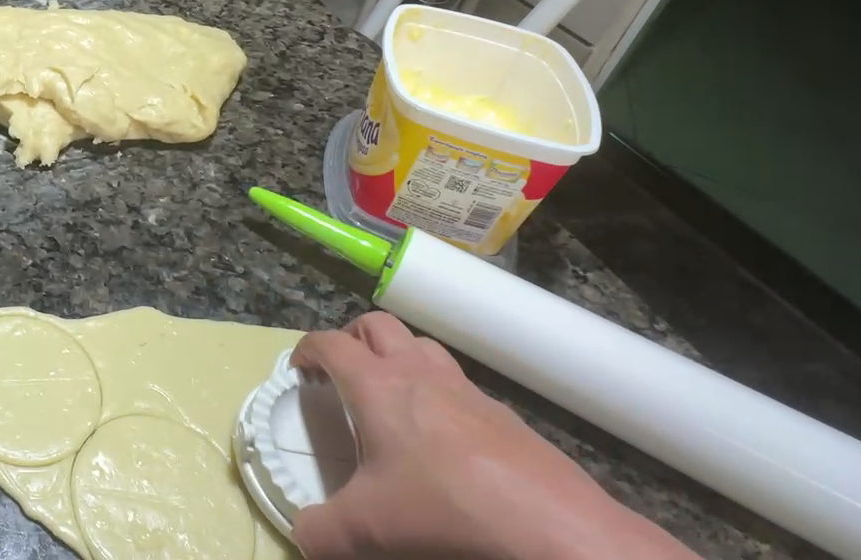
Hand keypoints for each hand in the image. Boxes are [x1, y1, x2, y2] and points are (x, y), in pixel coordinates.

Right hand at [289, 312, 695, 559]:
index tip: (300, 373)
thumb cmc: (447, 510)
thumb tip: (302, 535)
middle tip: (345, 376)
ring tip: (393, 399)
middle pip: (377, 325)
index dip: (306, 351)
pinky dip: (442, 397)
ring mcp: (466, 391)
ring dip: (399, 359)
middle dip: (353, 340)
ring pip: (422, 347)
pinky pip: (461, 387)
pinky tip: (445, 445)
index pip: (329, 343)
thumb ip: (323, 532)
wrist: (560, 531)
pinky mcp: (505, 418)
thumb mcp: (370, 529)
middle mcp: (418, 373)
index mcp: (376, 384)